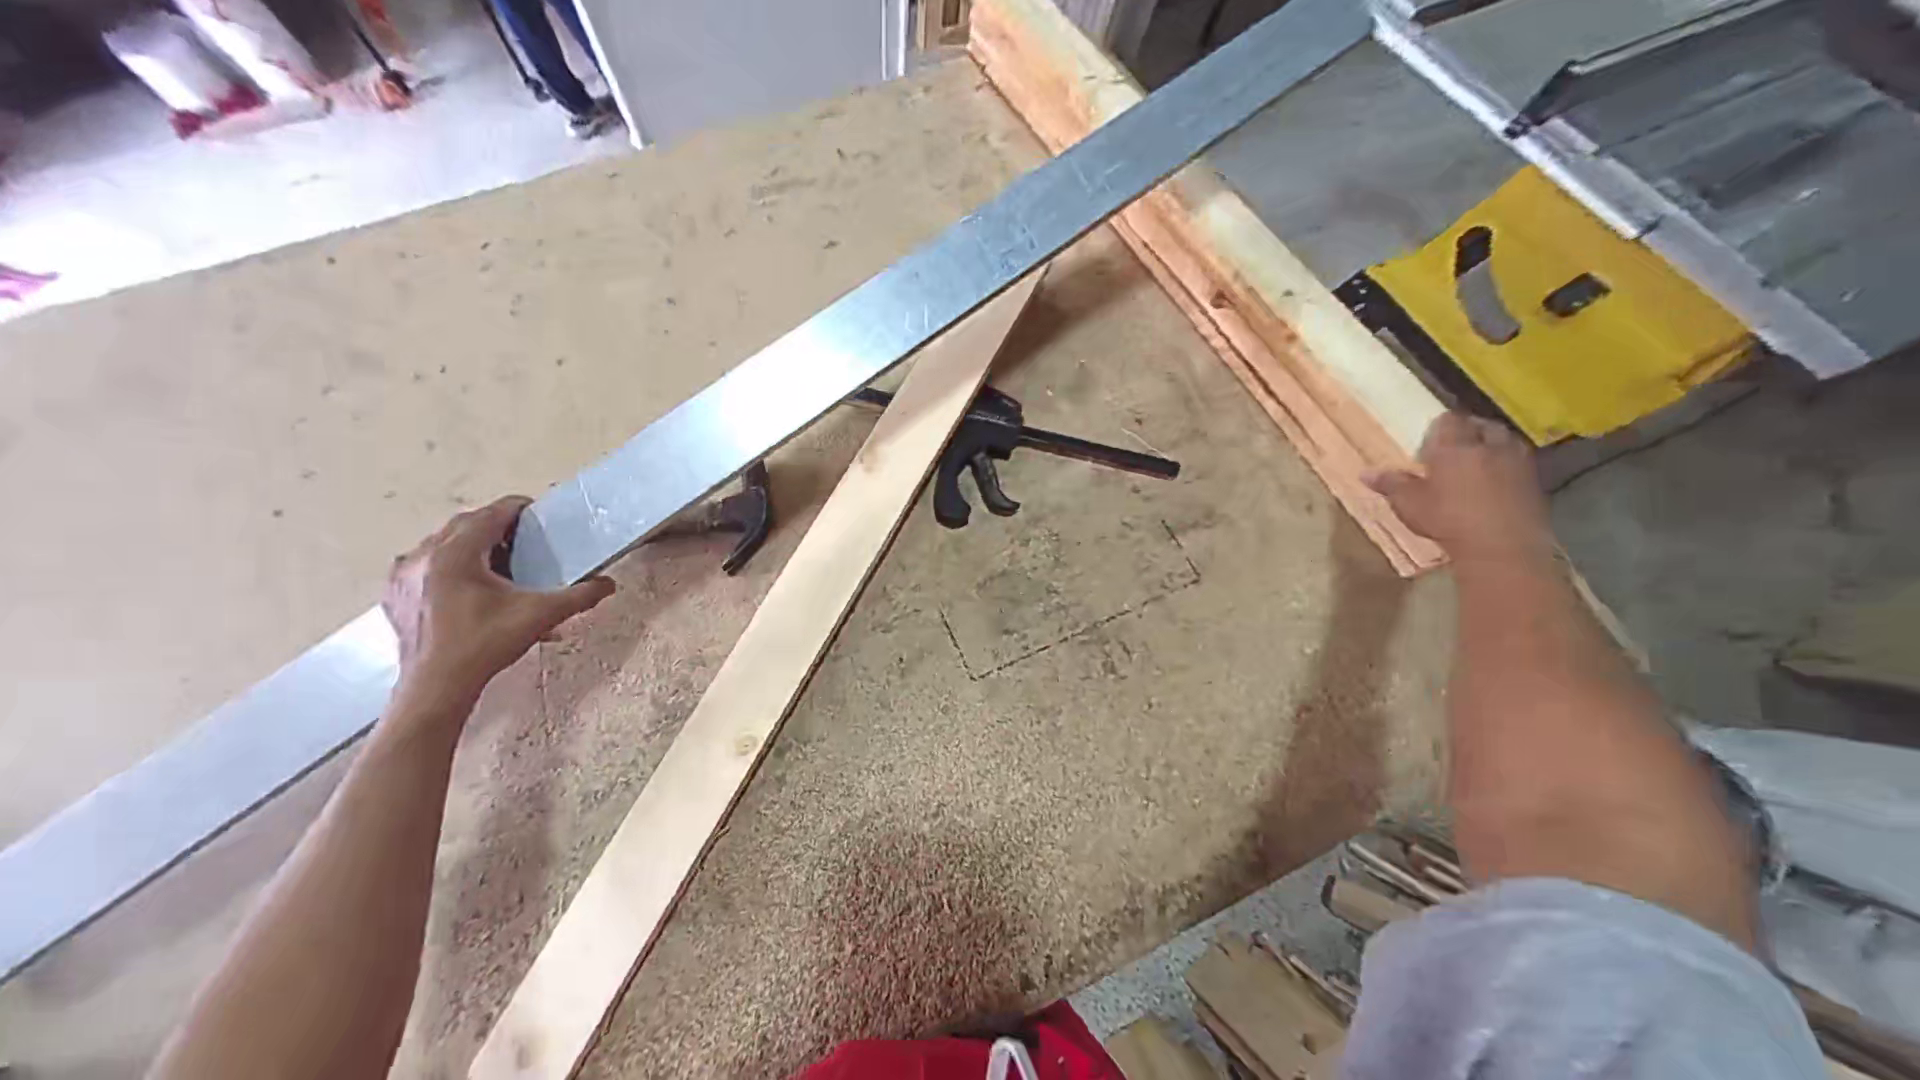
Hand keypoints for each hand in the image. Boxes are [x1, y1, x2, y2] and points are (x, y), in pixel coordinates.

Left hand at [382, 496, 614, 706]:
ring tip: (501, 563)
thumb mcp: (540, 615)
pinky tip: (472, 587)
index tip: (538, 514)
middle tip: (525, 540)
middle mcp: (423, 556)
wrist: (437, 687)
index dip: (518, 509)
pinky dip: (451, 565)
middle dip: (496, 527)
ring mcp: (404, 575)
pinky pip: (427, 565)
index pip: (491, 514)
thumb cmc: (485, 645)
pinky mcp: (395, 594)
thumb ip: (579, 596)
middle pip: (465, 524)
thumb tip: (608, 585)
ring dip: (474, 546)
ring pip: (443, 543)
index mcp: (456, 553)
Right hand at [1366, 412, 1554, 567]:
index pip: (1448, 420)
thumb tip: (1365, 473)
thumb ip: (1391, 484)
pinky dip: (1506, 465)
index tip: (1429, 444)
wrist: (1502, 546)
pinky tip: (1495, 483)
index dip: (1439, 428)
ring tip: (1476, 463)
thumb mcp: (1410, 504)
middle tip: (1454, 449)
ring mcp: (1516, 460)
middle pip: (1480, 425)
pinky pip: (1518, 461)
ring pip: (1503, 440)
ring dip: (1490, 446)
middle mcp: (1487, 445)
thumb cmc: (1447, 520)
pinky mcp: (1535, 479)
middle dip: (1468, 432)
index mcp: (1454, 446)